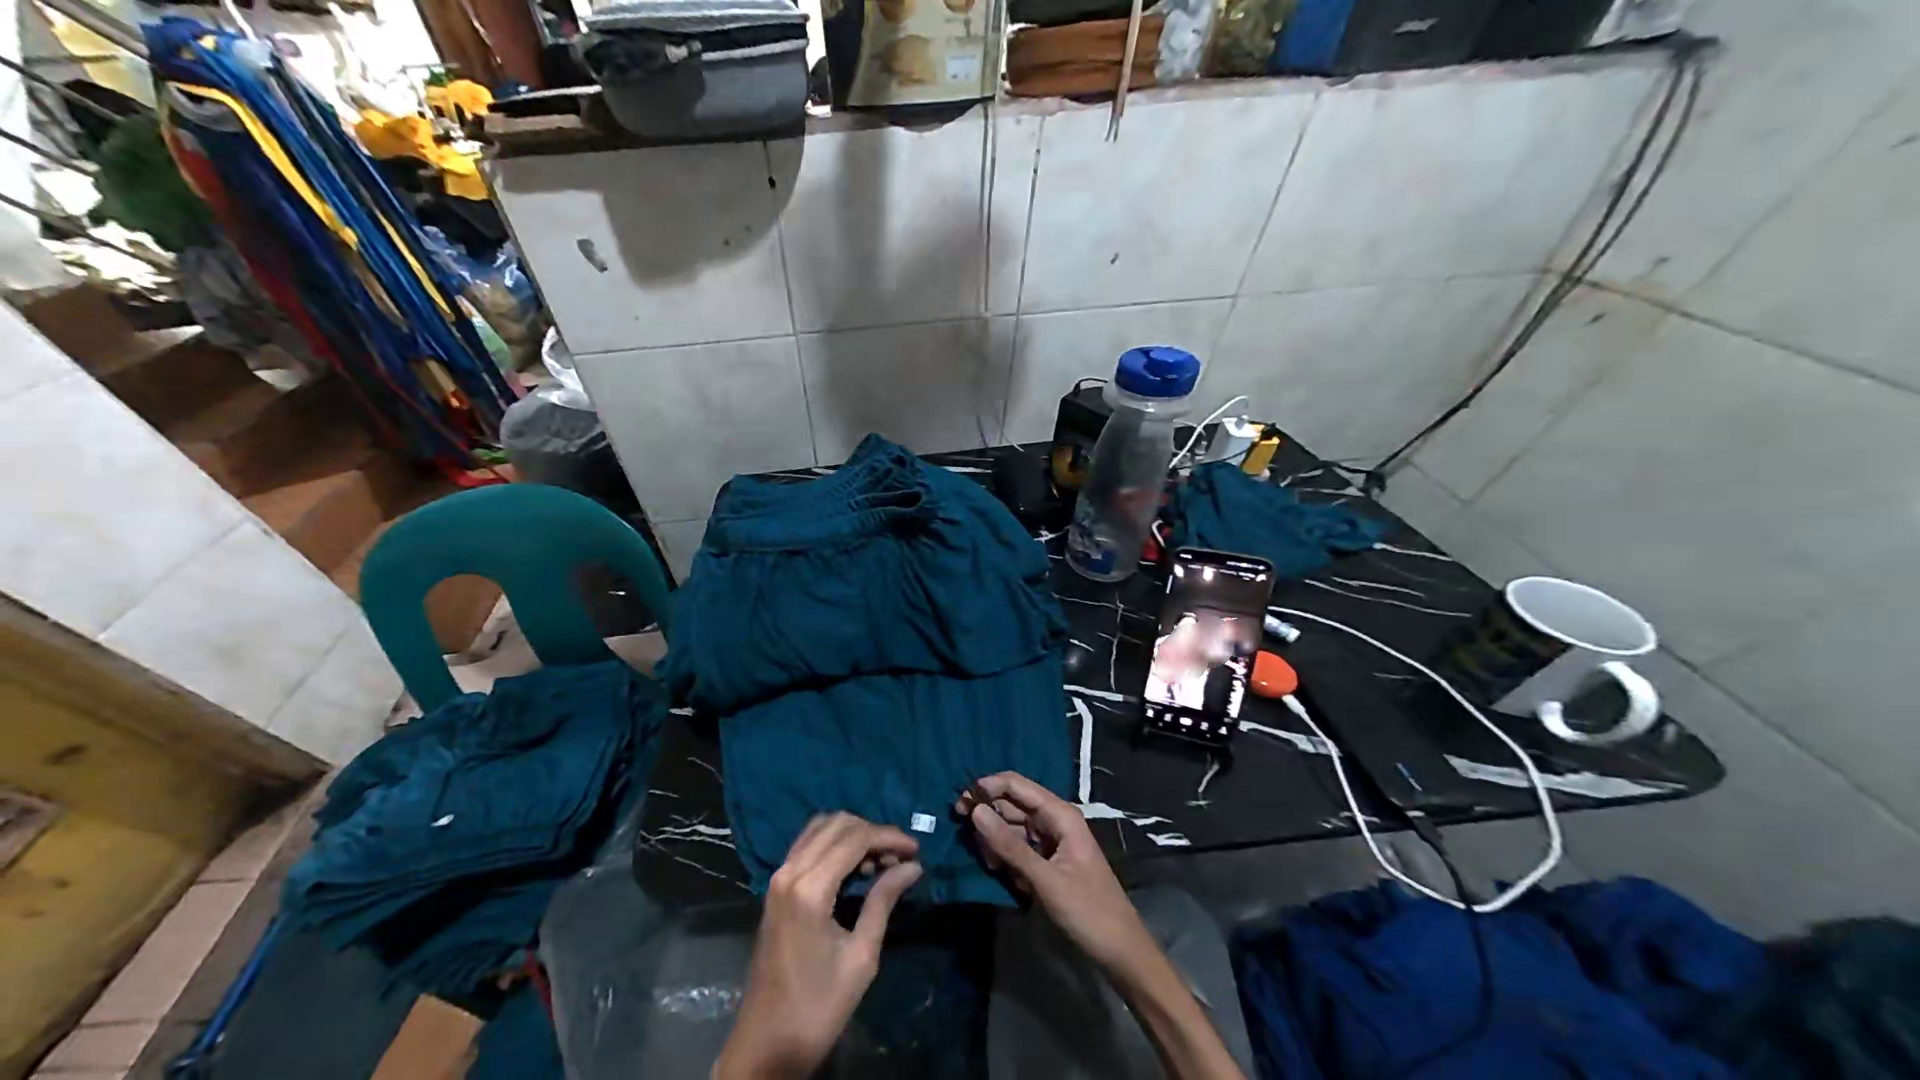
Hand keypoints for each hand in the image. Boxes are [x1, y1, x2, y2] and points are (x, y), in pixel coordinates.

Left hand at [713, 814, 922, 1079]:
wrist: (767, 1042)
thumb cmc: (819, 1006)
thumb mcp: (861, 956)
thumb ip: (883, 901)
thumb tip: (912, 866)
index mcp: (809, 888)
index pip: (855, 838)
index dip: (889, 837)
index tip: (917, 851)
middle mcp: (789, 871)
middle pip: (837, 824)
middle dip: (872, 832)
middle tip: (900, 857)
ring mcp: (778, 878)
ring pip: (820, 829)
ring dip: (852, 835)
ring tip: (881, 861)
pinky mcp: (775, 888)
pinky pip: (807, 846)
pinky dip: (834, 844)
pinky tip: (856, 867)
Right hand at [955, 772, 1156, 973]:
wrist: (1120, 950)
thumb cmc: (1088, 911)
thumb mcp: (1045, 879)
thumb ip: (1009, 845)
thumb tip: (976, 812)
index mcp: (1061, 815)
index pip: (1017, 785)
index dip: (988, 787)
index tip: (960, 803)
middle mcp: (1055, 820)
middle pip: (1012, 804)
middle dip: (987, 815)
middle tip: (963, 834)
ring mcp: (1052, 841)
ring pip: (1012, 827)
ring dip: (995, 841)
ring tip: (989, 864)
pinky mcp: (1048, 861)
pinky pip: (1019, 848)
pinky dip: (1006, 857)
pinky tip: (1000, 873)